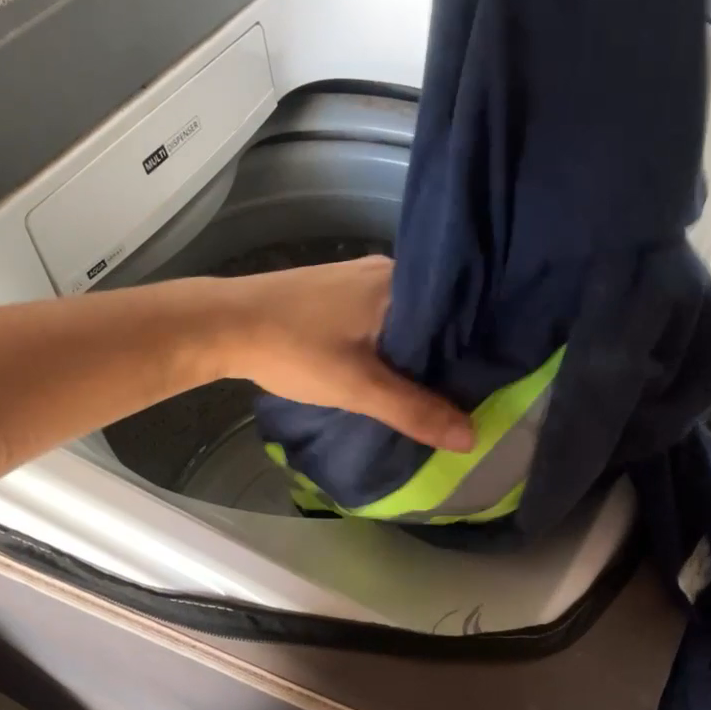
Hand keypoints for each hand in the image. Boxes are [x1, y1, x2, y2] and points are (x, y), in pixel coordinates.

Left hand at [203, 256, 474, 451]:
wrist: (220, 325)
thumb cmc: (294, 349)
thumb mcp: (359, 388)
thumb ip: (415, 412)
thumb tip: (470, 438)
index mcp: (399, 282)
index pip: (459, 313)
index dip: (476, 348)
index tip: (490, 381)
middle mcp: (385, 270)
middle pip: (433, 316)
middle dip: (446, 353)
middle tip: (466, 392)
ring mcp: (356, 277)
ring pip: (405, 318)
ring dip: (415, 350)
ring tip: (433, 386)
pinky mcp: (335, 290)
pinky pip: (381, 316)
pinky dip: (390, 342)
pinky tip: (391, 367)